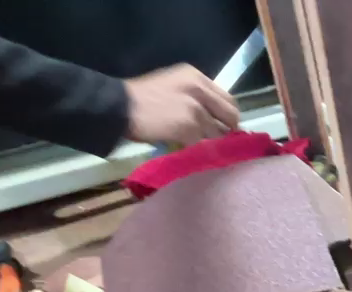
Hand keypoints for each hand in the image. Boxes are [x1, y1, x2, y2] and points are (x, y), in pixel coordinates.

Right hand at [123, 64, 239, 145]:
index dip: (228, 117)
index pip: (229, 99)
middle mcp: (199, 89)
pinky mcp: (190, 127)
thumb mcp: (173, 86)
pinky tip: (192, 154)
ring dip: (213, 145)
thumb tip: (214, 118)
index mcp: (196, 77)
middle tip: (218, 143)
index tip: (223, 128)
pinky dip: (202, 153)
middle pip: (231, 116)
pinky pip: (206, 146)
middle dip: (227, 132)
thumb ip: (195, 97)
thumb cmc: (142, 99)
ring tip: (200, 149)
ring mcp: (196, 108)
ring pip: (220, 135)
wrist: (120, 106)